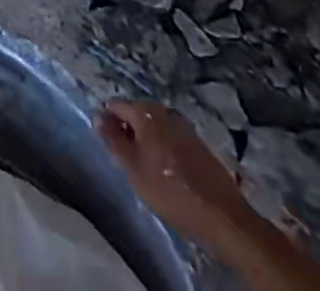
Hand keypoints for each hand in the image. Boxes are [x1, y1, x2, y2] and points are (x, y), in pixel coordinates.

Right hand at [99, 101, 256, 249]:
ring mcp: (185, 126)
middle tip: (124, 154)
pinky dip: (162, 143)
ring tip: (143, 161)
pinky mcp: (199, 142)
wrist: (222, 215)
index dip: (107, 120)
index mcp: (146, 113)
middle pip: (137, 111)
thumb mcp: (132, 167)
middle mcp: (166, 112)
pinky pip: (171, 134)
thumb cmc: (169, 190)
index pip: (115, 105)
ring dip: (146, 136)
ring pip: (155, 124)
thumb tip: (97, 116)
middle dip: (127, 127)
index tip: (107, 141)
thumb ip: (112, 139)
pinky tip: (164, 166)